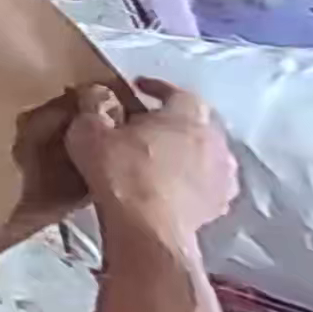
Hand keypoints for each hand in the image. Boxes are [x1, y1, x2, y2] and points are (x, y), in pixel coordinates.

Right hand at [66, 77, 238, 252]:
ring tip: (154, 151)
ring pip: (205, 150)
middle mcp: (214, 144)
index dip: (159, 87)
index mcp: (185, 120)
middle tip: (143, 119)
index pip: (182, 94)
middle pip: (199, 121)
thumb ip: (94, 104)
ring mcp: (223, 176)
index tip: (138, 86)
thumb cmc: (117, 169)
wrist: (148, 225)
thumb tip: (99, 90)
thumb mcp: (89, 129)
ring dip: (183, 146)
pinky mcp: (221, 203)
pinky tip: (165, 179)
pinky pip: (206, 176)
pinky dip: (188, 171)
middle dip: (173, 117)